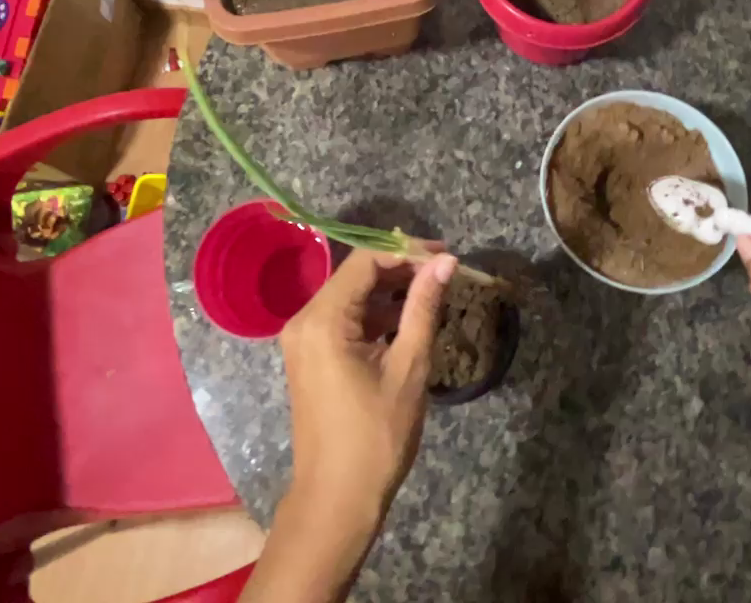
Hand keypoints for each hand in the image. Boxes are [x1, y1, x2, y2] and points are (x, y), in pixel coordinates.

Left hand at [280, 248, 457, 525]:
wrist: (336, 499)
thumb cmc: (376, 435)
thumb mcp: (409, 367)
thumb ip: (423, 307)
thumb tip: (445, 261)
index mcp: (323, 319)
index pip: (366, 261)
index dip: (407, 252)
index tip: (446, 256)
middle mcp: (304, 320)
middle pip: (356, 275)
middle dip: (401, 269)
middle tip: (445, 274)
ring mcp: (304, 339)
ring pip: (352, 296)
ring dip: (390, 293)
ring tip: (434, 297)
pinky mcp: (310, 356)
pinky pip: (344, 320)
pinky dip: (375, 316)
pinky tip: (408, 323)